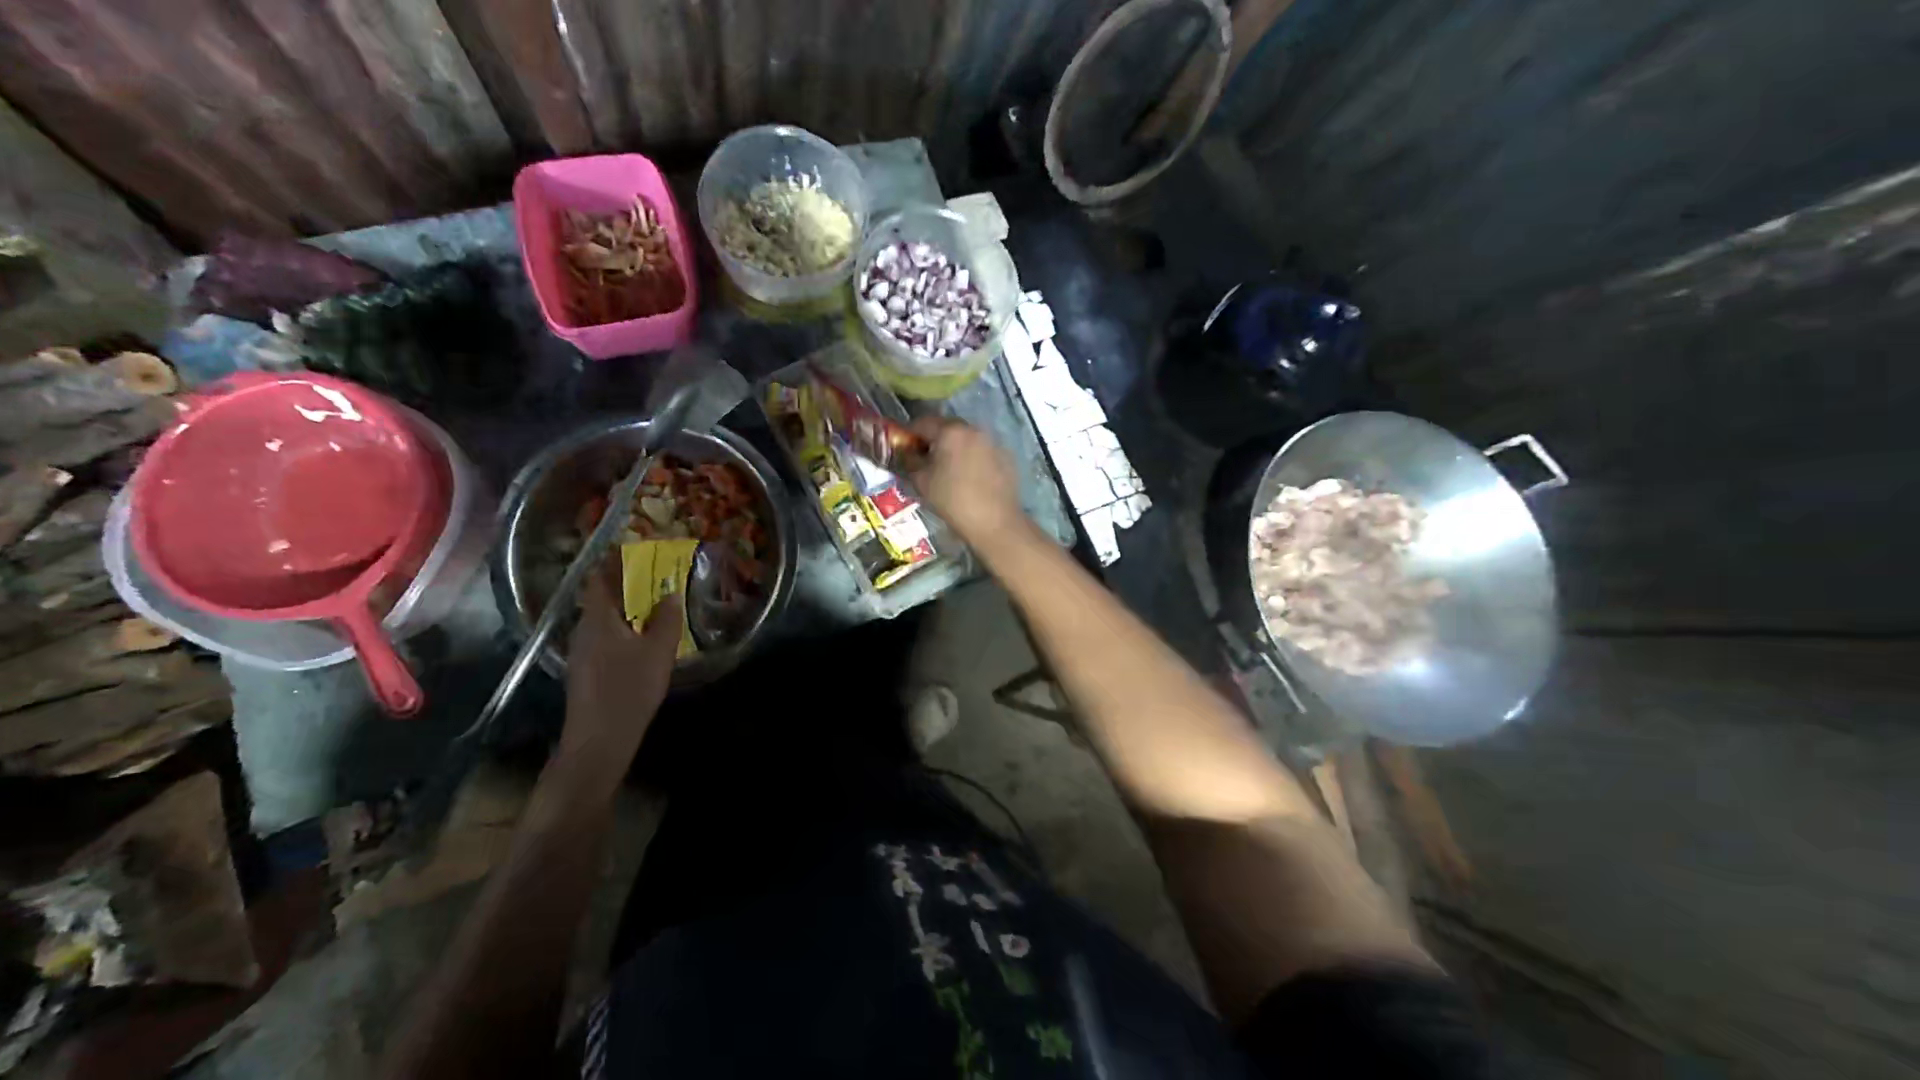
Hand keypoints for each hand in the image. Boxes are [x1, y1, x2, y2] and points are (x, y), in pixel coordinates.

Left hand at [559, 558, 682, 766]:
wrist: (599, 739)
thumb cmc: (629, 688)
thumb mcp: (657, 652)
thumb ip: (666, 619)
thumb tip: (670, 594)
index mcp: (597, 619)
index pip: (598, 579)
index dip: (612, 562)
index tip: (631, 549)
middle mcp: (583, 630)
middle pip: (600, 599)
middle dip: (623, 585)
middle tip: (651, 576)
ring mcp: (581, 652)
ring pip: (602, 621)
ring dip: (623, 610)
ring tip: (651, 606)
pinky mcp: (586, 671)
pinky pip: (603, 638)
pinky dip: (621, 630)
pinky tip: (639, 641)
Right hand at [909, 418, 1028, 548]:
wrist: (994, 522)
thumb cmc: (952, 500)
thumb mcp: (921, 481)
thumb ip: (909, 459)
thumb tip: (906, 451)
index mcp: (950, 431)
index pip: (922, 422)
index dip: (909, 434)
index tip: (905, 449)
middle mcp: (973, 429)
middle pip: (946, 427)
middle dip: (933, 439)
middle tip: (925, 459)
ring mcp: (992, 441)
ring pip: (965, 438)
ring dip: (954, 447)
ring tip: (948, 469)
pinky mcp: (1005, 455)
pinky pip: (981, 449)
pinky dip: (971, 456)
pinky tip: (970, 477)